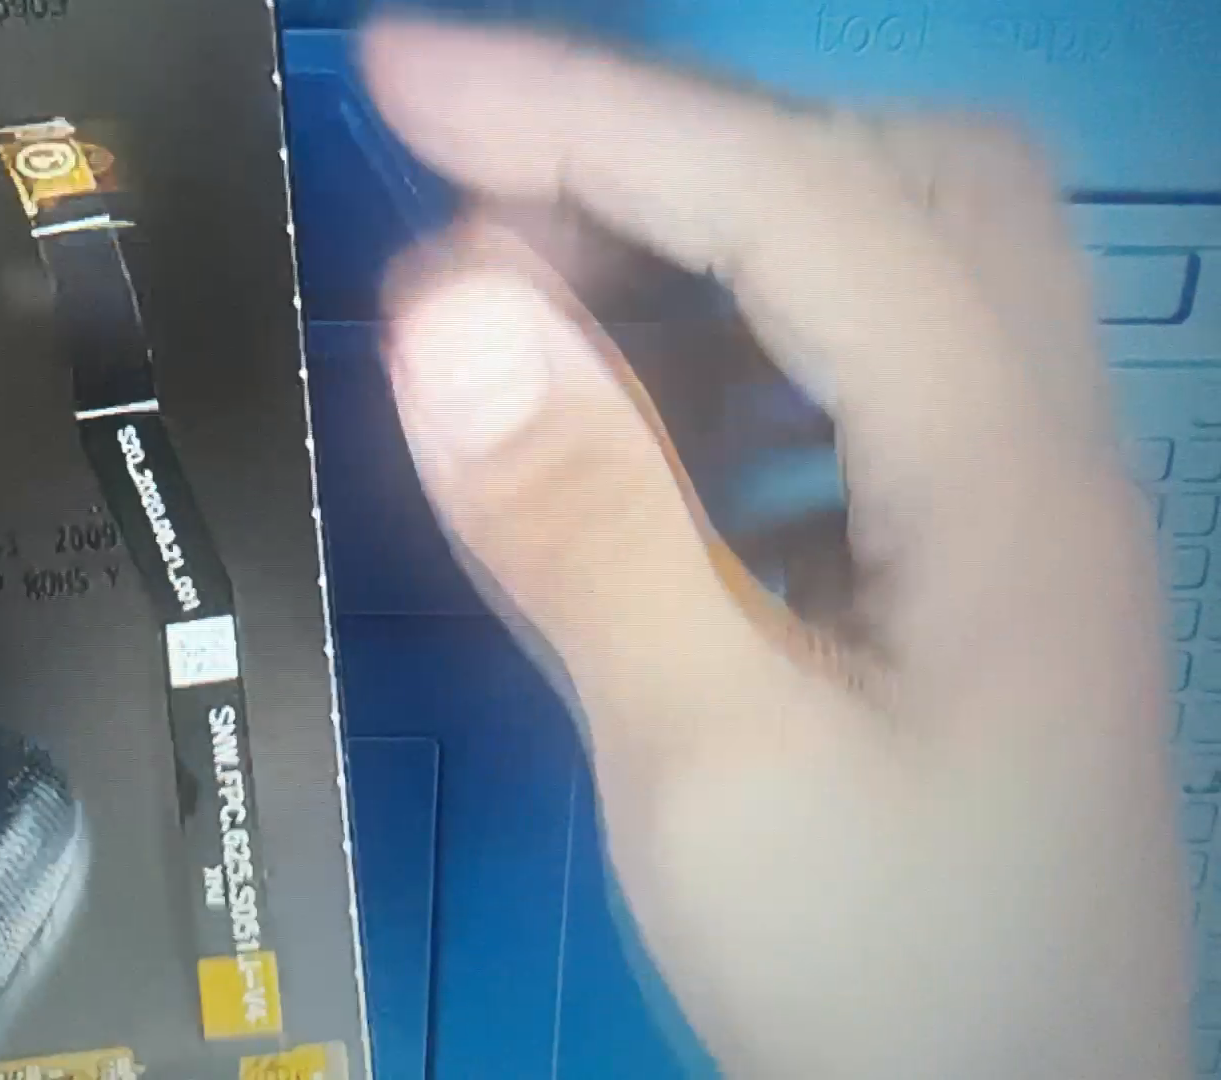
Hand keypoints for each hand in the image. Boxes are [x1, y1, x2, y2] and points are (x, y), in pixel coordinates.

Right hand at [363, 18, 1187, 1077]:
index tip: (404, 72)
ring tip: (500, 313)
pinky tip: (585, 410)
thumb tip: (443, 327)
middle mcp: (994, 439)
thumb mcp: (703, 752)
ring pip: (810, 278)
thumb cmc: (872, 967)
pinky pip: (772, 383)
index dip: (576, 111)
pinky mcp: (877, 545)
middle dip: (624, 163)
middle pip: (838, 191)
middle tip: (463, 217)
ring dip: (636, 255)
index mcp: (990, 469)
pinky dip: (657, 354)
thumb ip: (580, 532)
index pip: (775, 200)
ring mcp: (942, 490)